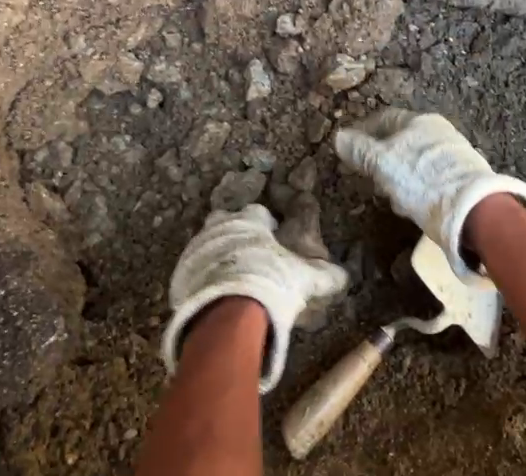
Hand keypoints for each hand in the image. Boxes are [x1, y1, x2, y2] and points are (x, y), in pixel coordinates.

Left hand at [162, 204, 349, 392]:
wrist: (228, 313)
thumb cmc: (271, 282)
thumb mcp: (305, 279)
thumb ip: (325, 276)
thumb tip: (344, 277)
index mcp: (251, 219)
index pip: (259, 212)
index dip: (267, 227)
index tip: (273, 242)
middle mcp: (221, 225)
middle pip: (228, 222)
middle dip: (238, 235)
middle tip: (251, 258)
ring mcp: (197, 247)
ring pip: (209, 244)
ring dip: (219, 256)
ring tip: (233, 279)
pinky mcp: (181, 273)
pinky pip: (194, 270)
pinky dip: (204, 279)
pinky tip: (216, 296)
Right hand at [334, 108, 525, 278]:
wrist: (471, 209)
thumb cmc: (421, 179)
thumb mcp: (383, 163)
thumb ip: (360, 150)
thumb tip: (338, 137)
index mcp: (420, 121)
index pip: (385, 118)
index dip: (363, 132)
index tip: (349, 149)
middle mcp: (439, 132)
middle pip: (401, 141)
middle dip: (381, 159)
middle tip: (368, 177)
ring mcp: (452, 155)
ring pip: (414, 162)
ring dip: (398, 177)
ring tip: (389, 197)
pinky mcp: (461, 179)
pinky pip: (429, 179)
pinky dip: (415, 189)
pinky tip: (411, 206)